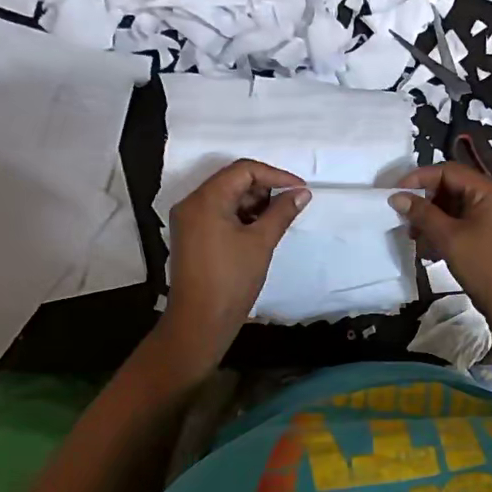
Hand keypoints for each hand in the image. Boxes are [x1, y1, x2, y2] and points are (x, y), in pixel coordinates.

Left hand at [164, 159, 306, 353]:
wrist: (200, 321)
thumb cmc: (232, 279)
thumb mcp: (261, 242)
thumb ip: (282, 212)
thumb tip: (302, 193)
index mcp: (205, 199)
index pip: (243, 170)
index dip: (275, 175)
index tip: (300, 189)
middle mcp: (192, 203)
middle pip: (232, 180)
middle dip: (264, 188)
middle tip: (290, 204)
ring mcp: (189, 220)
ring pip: (225, 197)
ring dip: (253, 203)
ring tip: (277, 219)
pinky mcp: (191, 236)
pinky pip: (218, 213)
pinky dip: (240, 216)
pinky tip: (260, 230)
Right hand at [391, 163, 491, 325]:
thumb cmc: (483, 266)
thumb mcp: (448, 238)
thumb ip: (422, 214)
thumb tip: (397, 197)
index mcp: (489, 191)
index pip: (449, 171)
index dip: (419, 178)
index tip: (395, 193)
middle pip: (452, 187)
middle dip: (426, 201)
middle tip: (404, 218)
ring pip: (456, 206)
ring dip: (433, 218)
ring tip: (414, 236)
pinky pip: (464, 222)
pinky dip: (445, 230)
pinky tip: (429, 247)